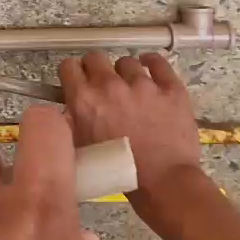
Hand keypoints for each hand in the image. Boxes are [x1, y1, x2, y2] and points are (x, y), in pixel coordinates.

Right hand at [59, 51, 203, 213]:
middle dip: (96, 69)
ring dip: (125, 73)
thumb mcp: (80, 148)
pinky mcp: (171, 89)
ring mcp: (143, 85)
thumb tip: (69, 109)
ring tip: (131, 88)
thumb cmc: (116, 171)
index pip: (68, 66)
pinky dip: (152, 63)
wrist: (162, 182)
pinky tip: (150, 69)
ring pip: (127, 62)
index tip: (77, 82)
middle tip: (103, 86)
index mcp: (84, 99)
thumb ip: (70, 123)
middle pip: (95, 57)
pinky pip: (159, 63)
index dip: (72, 74)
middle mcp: (110, 85)